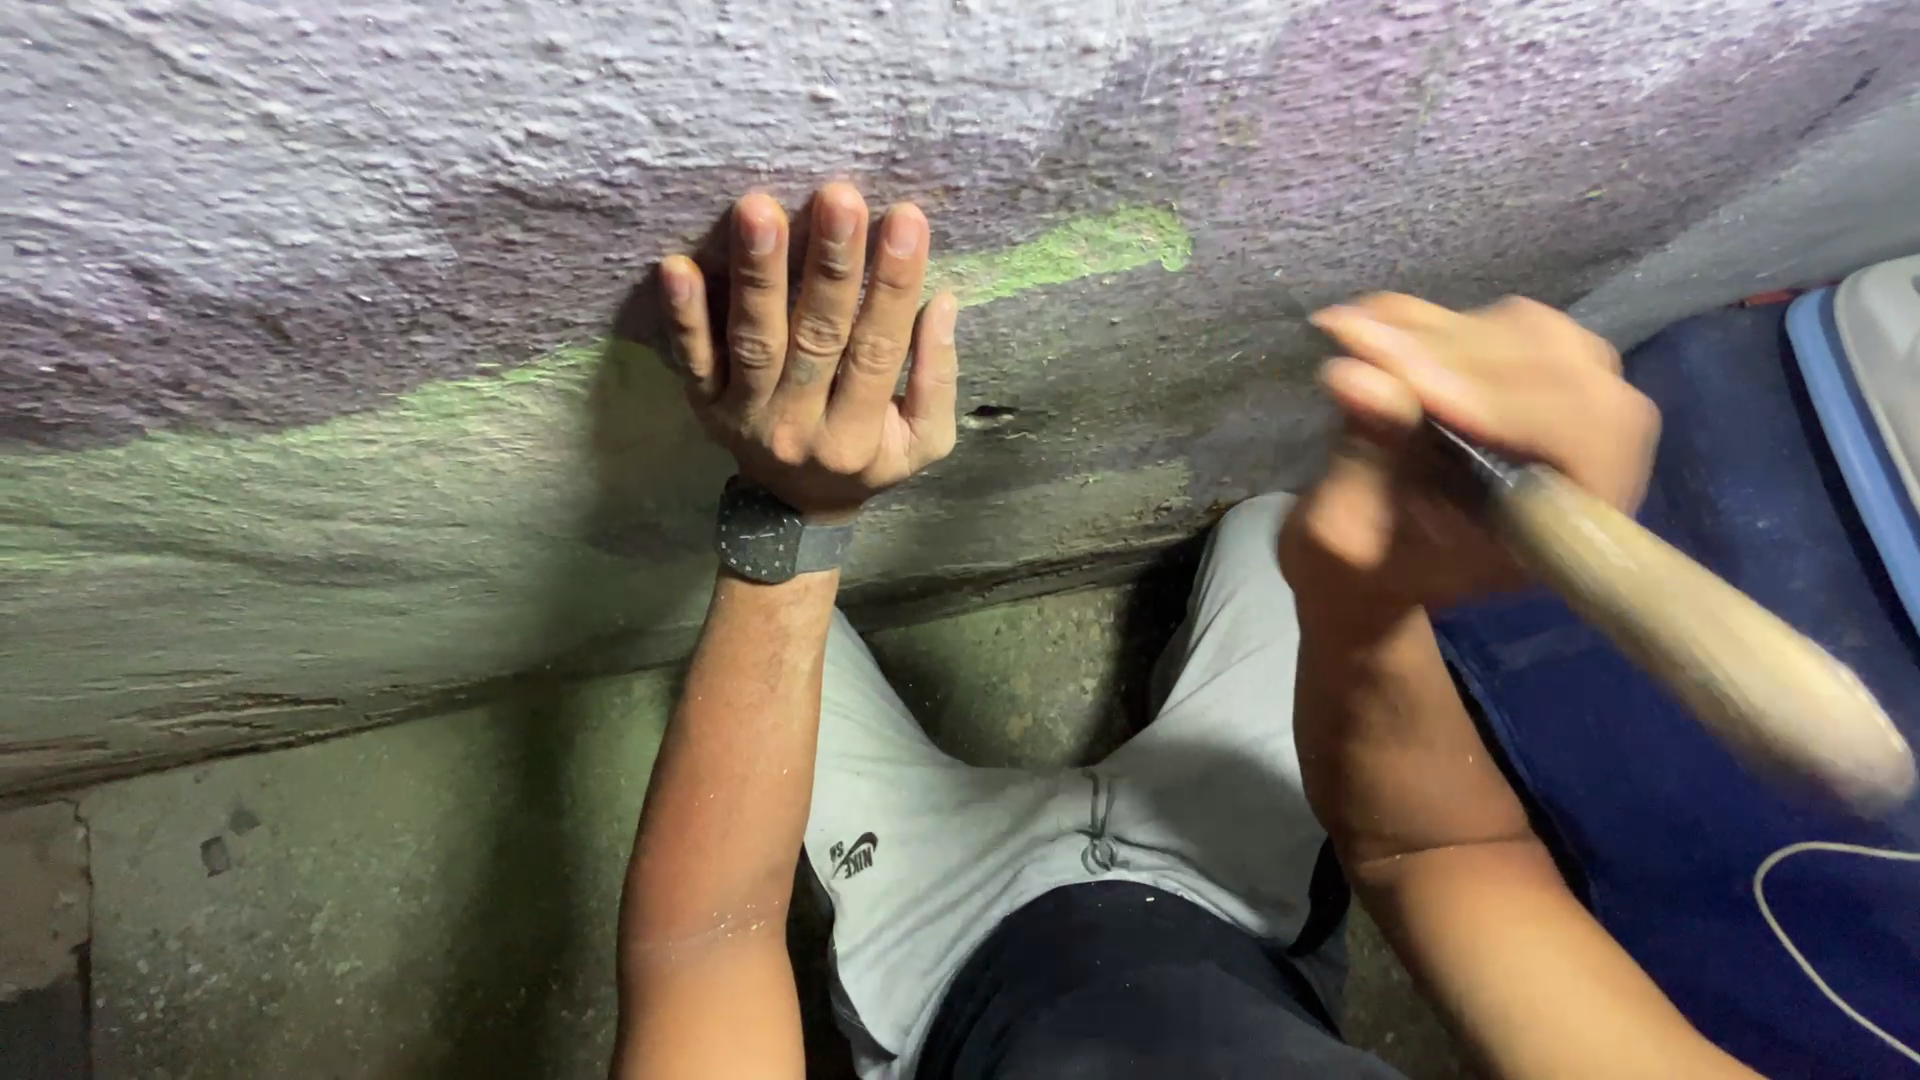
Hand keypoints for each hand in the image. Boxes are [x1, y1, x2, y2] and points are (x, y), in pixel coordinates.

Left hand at [657, 183, 959, 518]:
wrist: (796, 505)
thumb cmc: (869, 460)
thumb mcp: (922, 442)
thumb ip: (938, 380)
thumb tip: (943, 304)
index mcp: (858, 436)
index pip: (879, 352)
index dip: (894, 288)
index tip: (907, 221)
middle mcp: (800, 427)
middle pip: (817, 339)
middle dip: (830, 268)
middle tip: (839, 198)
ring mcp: (746, 415)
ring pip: (755, 341)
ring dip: (757, 276)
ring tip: (761, 210)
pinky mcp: (705, 403)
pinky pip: (692, 360)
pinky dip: (684, 316)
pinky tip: (677, 267)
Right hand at [1280, 293, 1659, 615]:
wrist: (1364, 564)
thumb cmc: (1360, 568)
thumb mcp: (1348, 532)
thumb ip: (1363, 462)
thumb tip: (1351, 377)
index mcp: (1564, 525)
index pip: (1581, 432)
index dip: (1498, 398)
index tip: (1410, 382)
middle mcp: (1587, 461)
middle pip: (1567, 369)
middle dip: (1460, 354)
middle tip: (1365, 342)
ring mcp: (1562, 413)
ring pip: (1538, 337)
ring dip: (1446, 332)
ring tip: (1362, 333)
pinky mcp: (1524, 382)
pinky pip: (1502, 328)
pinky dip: (1434, 320)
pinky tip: (1371, 319)